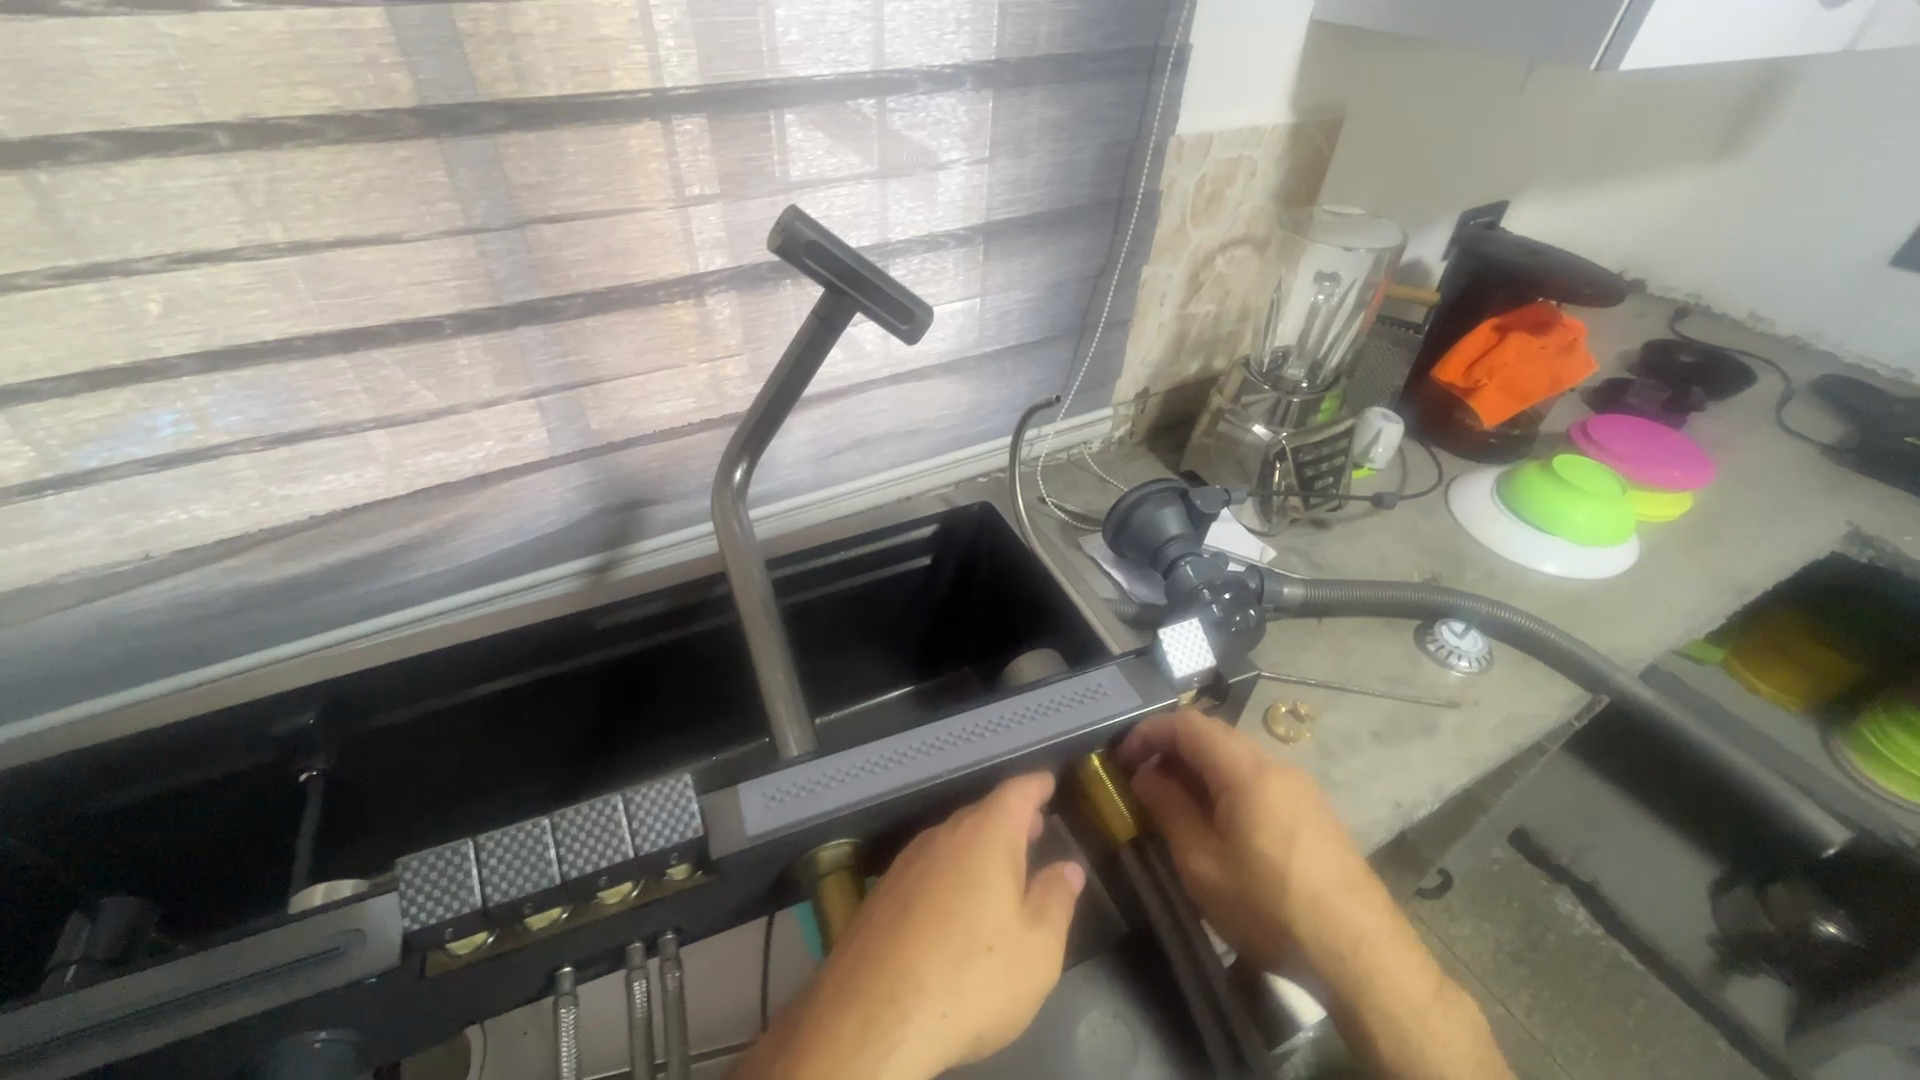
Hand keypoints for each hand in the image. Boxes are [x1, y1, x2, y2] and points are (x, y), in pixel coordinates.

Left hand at [733, 772, 1084, 1079]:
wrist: (870, 1021)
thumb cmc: (970, 979)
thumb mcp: (1036, 948)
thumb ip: (1056, 901)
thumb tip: (1067, 868)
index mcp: (985, 837)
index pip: (1015, 793)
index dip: (1035, 786)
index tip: (1048, 782)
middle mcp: (940, 838)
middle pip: (979, 815)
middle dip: (1009, 819)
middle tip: (1034, 828)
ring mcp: (903, 867)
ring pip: (949, 843)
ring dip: (978, 848)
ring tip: (1002, 868)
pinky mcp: (879, 898)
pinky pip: (926, 871)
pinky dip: (950, 875)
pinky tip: (956, 906)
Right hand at [1116, 708, 1512, 1079]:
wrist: (1359, 953)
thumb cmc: (1269, 908)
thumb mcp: (1203, 865)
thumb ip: (1169, 810)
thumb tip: (1146, 776)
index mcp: (1247, 772)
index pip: (1189, 724)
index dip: (1148, 733)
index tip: (1121, 759)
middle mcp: (1277, 767)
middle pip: (1215, 735)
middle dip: (1171, 749)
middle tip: (1140, 781)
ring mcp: (1301, 788)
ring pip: (1238, 758)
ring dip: (1199, 768)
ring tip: (1172, 803)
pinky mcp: (1313, 812)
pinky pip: (1259, 780)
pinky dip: (1225, 785)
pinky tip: (1215, 822)